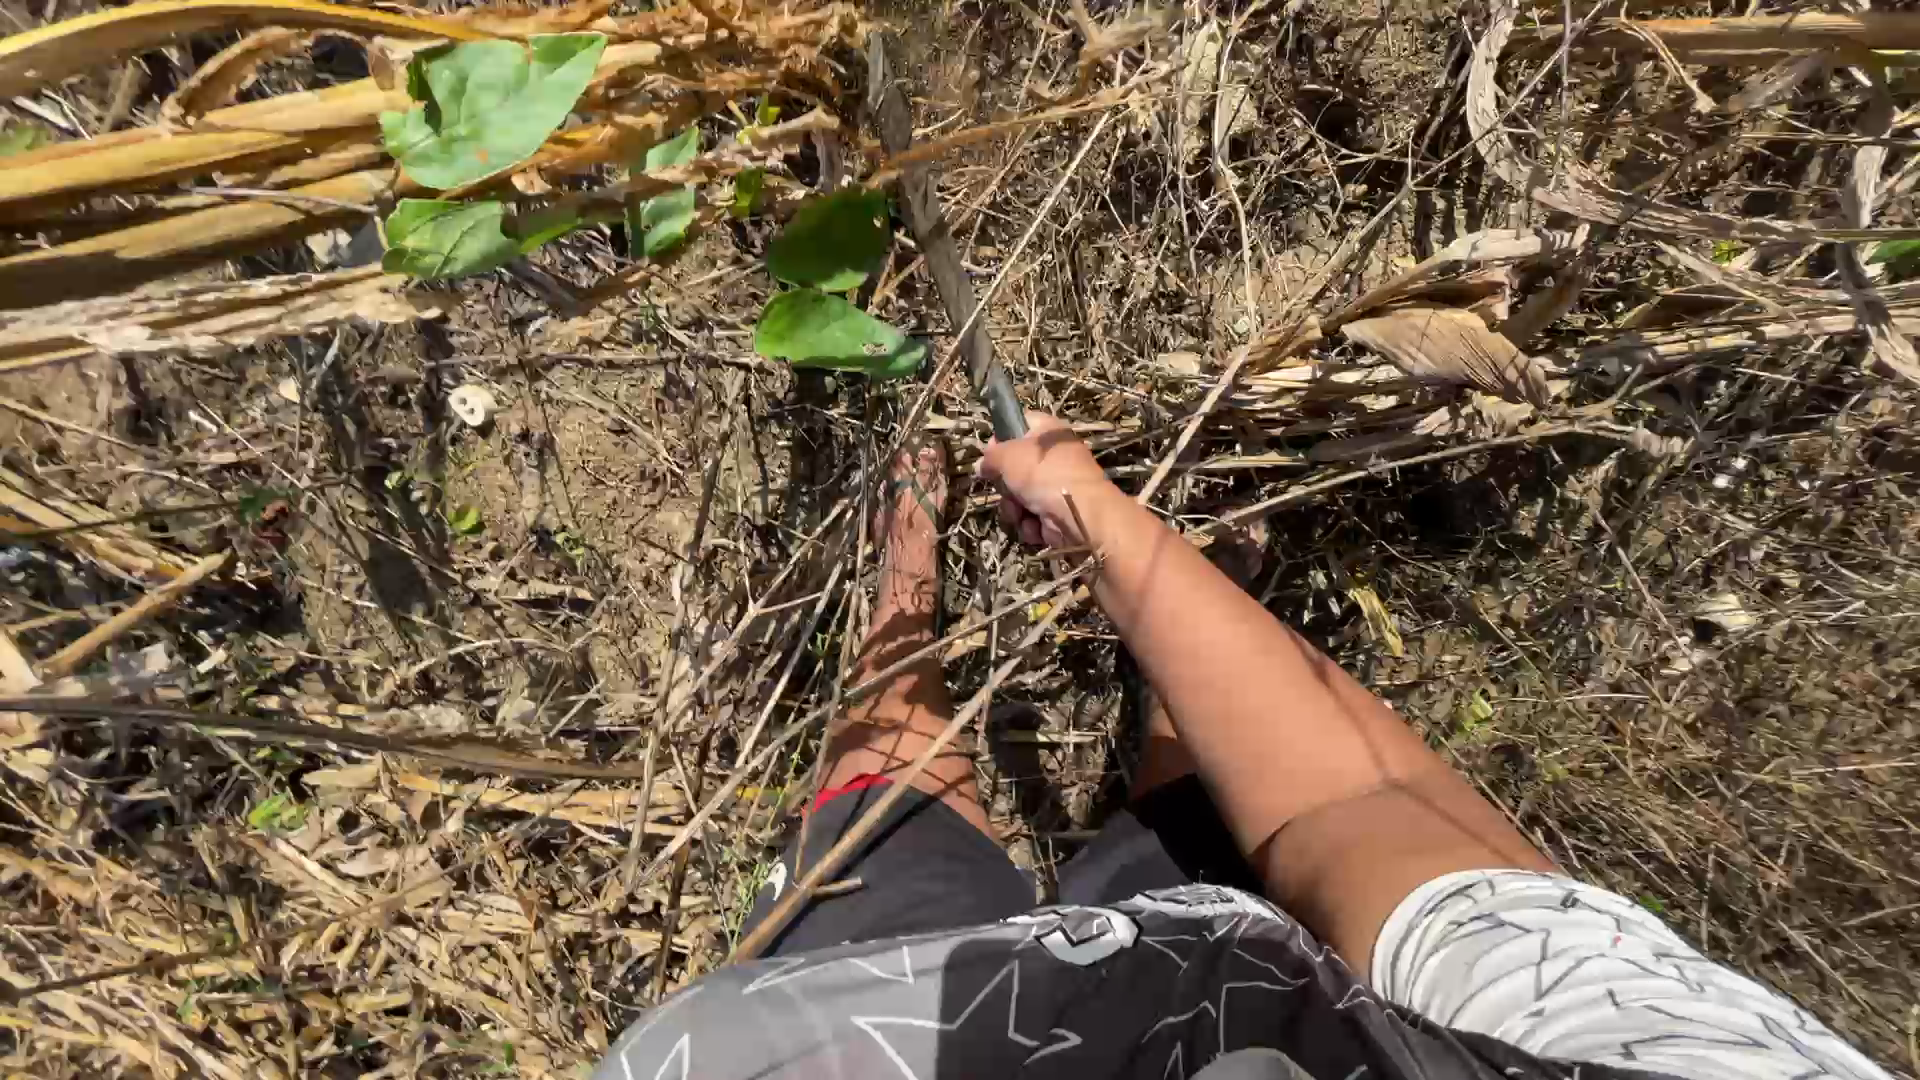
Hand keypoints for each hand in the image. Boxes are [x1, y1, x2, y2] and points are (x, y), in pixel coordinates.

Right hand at [978, 411, 1115, 547]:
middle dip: (1006, 486)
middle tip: (1007, 489)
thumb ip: (990, 457)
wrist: (1080, 514)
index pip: (1021, 423)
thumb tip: (982, 465)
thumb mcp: (1008, 455)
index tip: (990, 454)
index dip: (1002, 437)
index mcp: (1048, 433)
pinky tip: (1036, 525)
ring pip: (1019, 497)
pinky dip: (1030, 524)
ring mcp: (1056, 488)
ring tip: (1022, 512)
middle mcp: (1054, 458)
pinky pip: (1031, 518)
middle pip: (1015, 468)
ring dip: (1014, 509)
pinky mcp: (1058, 515)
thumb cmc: (1044, 473)